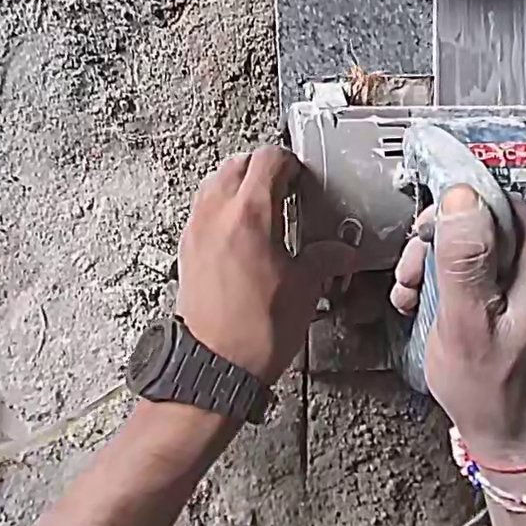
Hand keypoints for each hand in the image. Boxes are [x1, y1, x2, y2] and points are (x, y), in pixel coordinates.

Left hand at [177, 148, 358, 383]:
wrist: (216, 364)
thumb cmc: (253, 332)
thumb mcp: (305, 288)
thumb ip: (325, 259)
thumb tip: (339, 252)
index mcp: (248, 215)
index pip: (268, 160)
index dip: (291, 164)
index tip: (302, 180)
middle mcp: (215, 215)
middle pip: (238, 164)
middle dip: (264, 171)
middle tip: (286, 191)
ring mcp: (196, 231)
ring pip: (215, 183)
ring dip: (240, 186)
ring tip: (264, 211)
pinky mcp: (186, 250)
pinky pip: (203, 210)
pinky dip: (222, 210)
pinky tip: (243, 236)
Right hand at [389, 186, 525, 463]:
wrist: (506, 430)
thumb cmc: (488, 387)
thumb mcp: (466, 322)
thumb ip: (464, 260)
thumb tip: (460, 198)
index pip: (498, 205)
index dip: (453, 212)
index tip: (421, 237)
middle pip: (482, 224)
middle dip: (436, 244)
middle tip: (411, 276)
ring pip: (473, 247)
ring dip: (432, 264)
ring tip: (411, 295)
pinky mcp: (514, 298)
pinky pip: (475, 271)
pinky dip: (443, 281)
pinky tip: (423, 303)